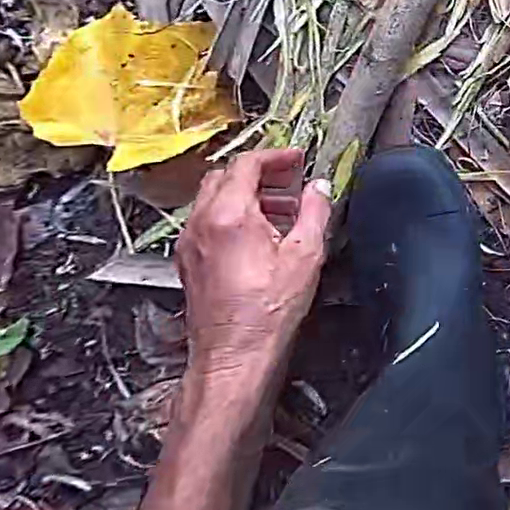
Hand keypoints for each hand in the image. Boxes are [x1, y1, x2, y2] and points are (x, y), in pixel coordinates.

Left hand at [175, 149, 332, 383]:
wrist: (234, 353)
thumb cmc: (268, 309)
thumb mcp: (305, 254)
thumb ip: (315, 211)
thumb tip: (320, 188)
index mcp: (229, 215)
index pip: (247, 164)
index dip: (276, 156)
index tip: (297, 159)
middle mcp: (201, 223)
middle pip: (225, 176)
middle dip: (260, 173)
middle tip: (290, 181)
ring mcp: (190, 242)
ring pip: (214, 198)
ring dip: (247, 193)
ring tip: (282, 209)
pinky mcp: (189, 260)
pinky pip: (208, 221)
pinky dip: (233, 214)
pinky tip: (261, 234)